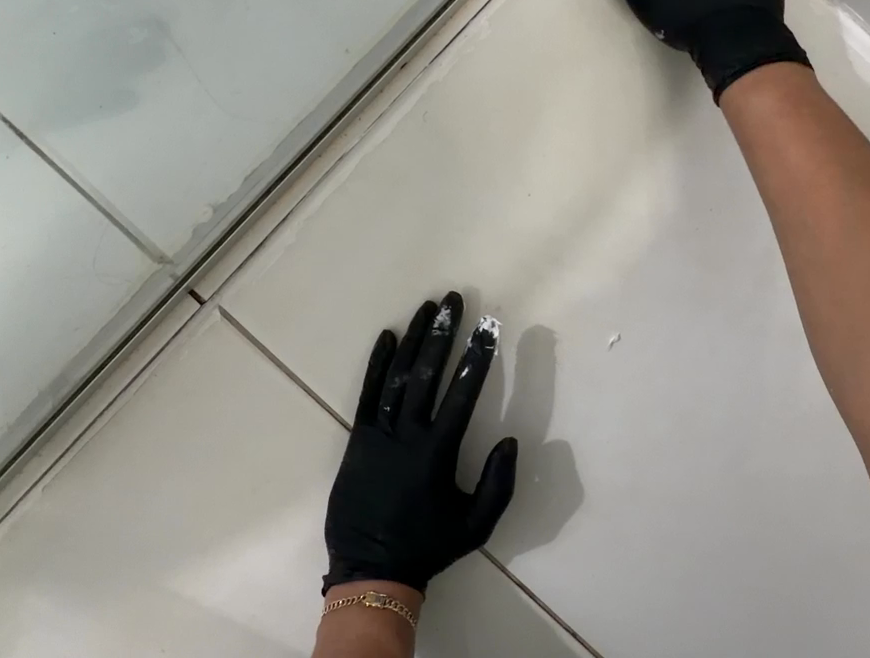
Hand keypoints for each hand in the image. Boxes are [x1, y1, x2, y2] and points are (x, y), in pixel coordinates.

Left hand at [324, 293, 518, 594]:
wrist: (370, 569)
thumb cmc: (429, 544)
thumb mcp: (477, 525)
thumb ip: (499, 484)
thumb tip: (512, 440)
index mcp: (437, 452)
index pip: (462, 393)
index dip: (477, 357)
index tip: (488, 327)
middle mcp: (407, 433)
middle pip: (427, 373)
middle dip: (443, 333)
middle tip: (453, 299)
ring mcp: (378, 433)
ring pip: (397, 376)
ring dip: (413, 338)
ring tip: (426, 306)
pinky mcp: (357, 437)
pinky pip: (367, 394)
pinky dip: (377, 364)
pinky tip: (387, 335)